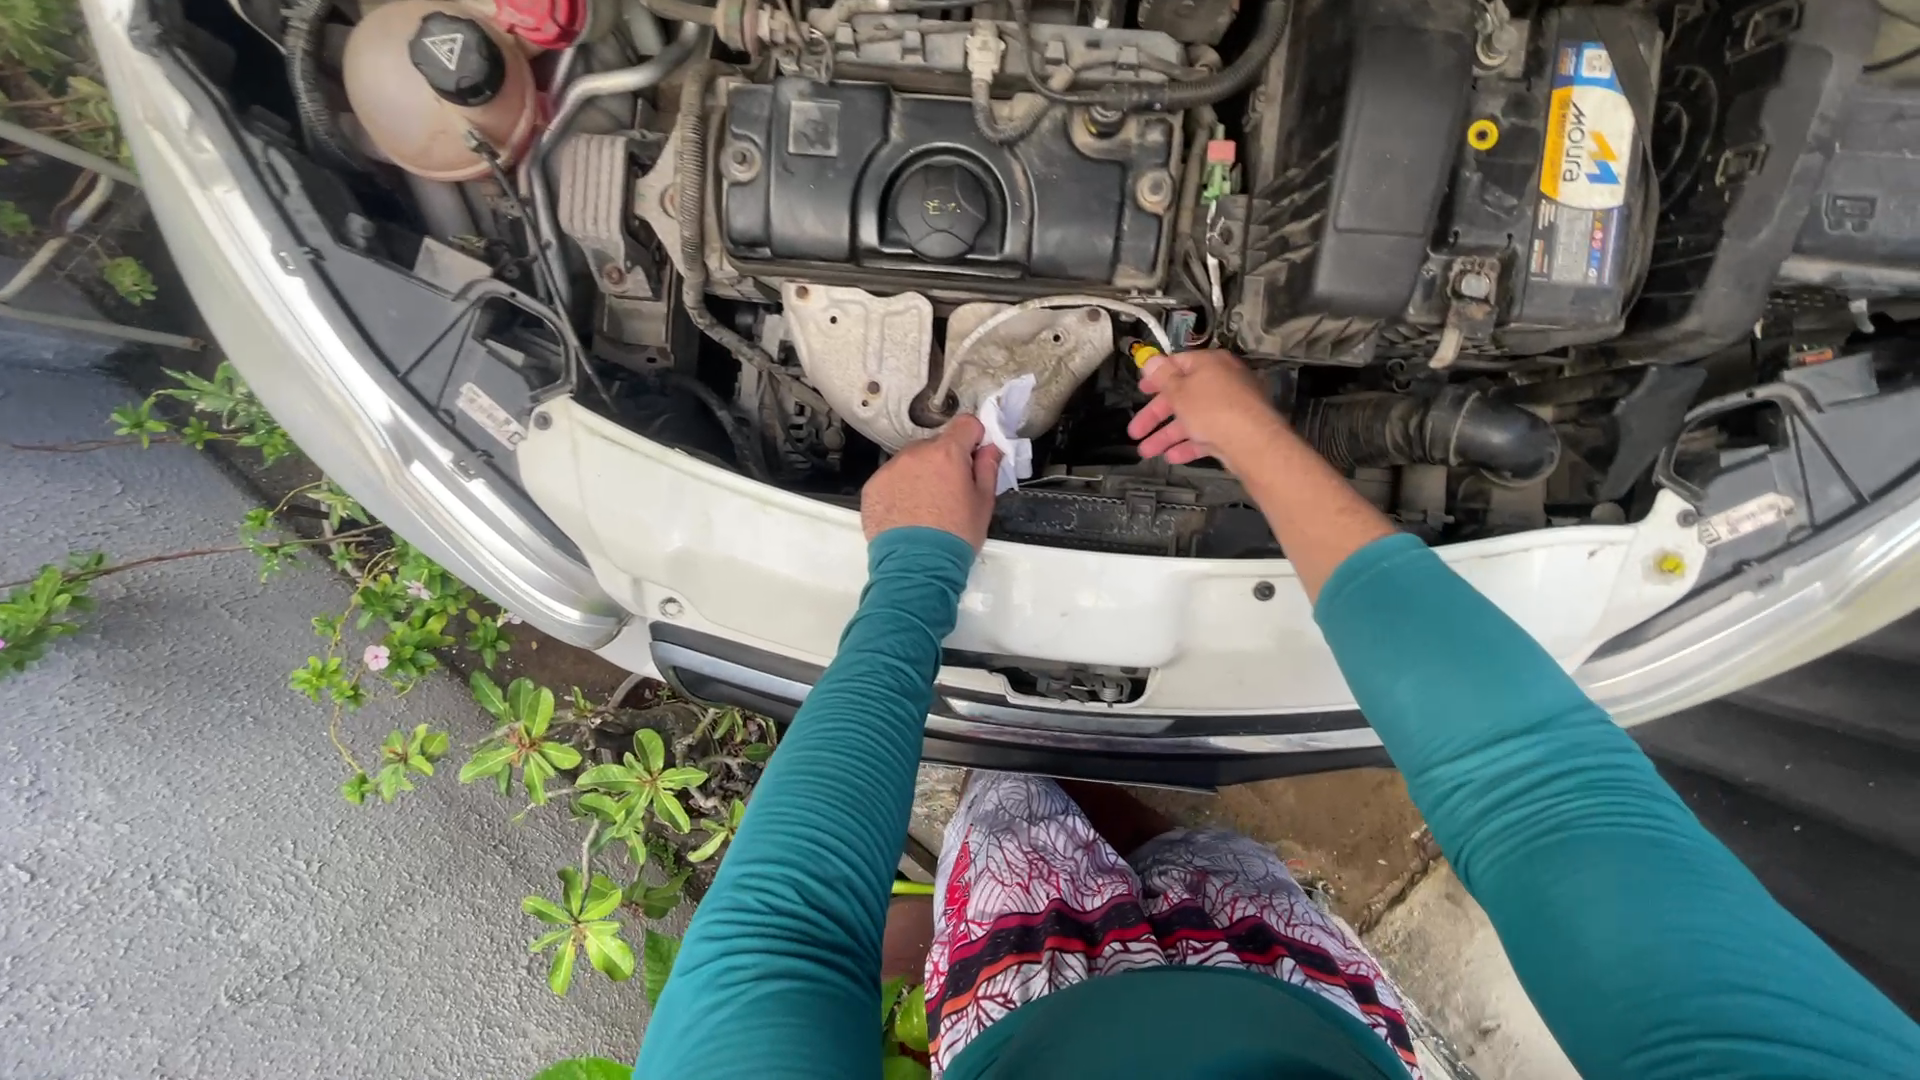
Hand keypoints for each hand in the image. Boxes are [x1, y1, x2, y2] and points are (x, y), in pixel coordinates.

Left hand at [861, 415, 1002, 548]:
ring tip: (926, 506)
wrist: (916, 566)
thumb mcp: (983, 504)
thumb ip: (988, 469)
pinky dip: (900, 488)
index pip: (966, 424)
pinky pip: (892, 477)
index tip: (975, 455)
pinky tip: (908, 513)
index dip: (974, 438)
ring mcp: (891, 469)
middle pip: (936, 444)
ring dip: (921, 473)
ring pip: (912, 460)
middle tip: (950, 491)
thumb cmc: (954, 537)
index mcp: (948, 454)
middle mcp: (916, 454)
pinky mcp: (873, 486)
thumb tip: (990, 449)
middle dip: (945, 460)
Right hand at [1127, 349, 1288, 471]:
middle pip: (1181, 397)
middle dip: (1155, 417)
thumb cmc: (1211, 408)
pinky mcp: (1232, 430)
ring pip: (1190, 420)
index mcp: (1209, 364)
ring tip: (1146, 452)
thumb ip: (1162, 377)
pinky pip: (1204, 435)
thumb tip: (1151, 359)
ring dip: (1166, 436)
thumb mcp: (1179, 390)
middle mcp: (1220, 382)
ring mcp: (1228, 408)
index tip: (1140, 389)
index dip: (1156, 378)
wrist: (1251, 440)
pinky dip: (1187, 445)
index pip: (1177, 365)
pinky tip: (1171, 457)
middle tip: (1135, 431)